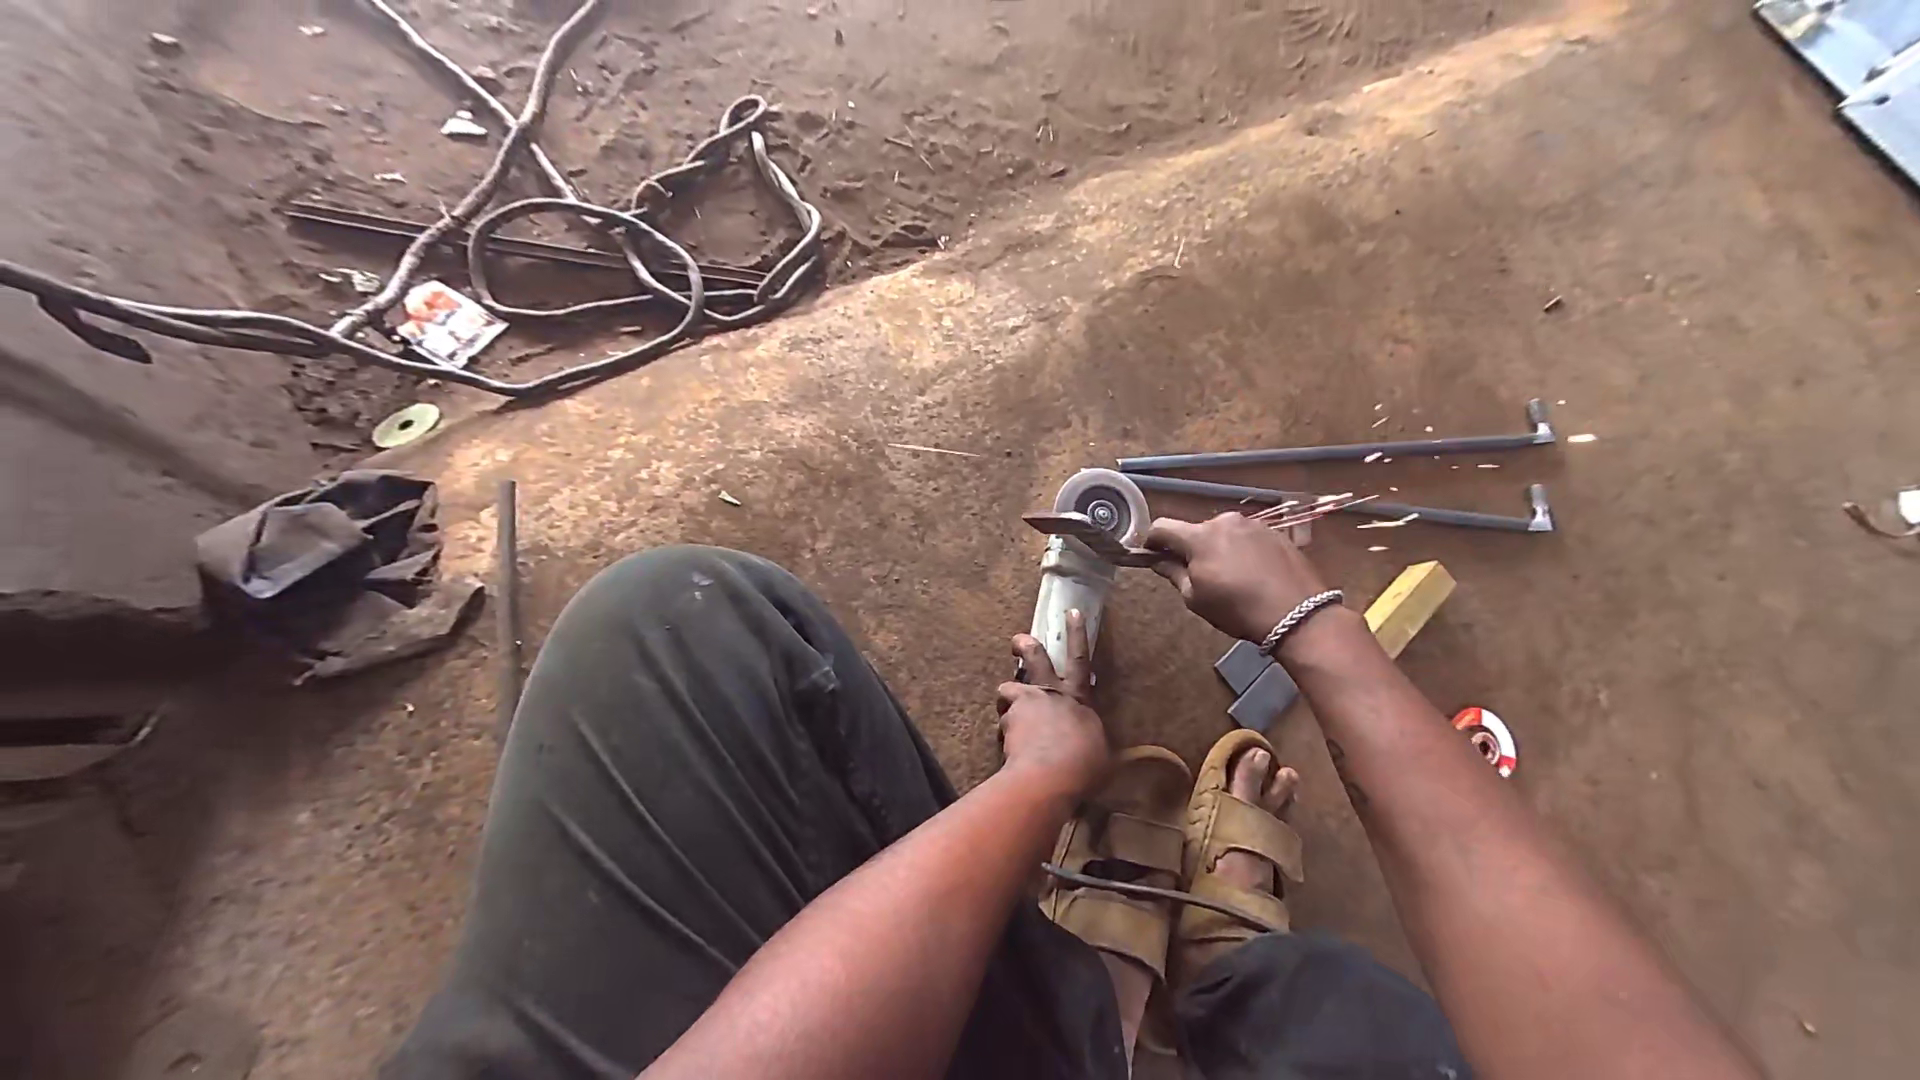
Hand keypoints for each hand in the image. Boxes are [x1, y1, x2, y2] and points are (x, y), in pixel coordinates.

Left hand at [995, 610, 1109, 797]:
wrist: (1051, 775)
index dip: (1077, 633)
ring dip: (1008, 699)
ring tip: (1009, 716)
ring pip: (1009, 688)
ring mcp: (1026, 703)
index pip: (1080, 659)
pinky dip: (1004, 730)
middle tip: (1017, 640)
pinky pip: (1002, 721)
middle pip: (1035, 657)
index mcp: (1078, 698)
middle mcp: (1051, 693)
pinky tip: (1010, 748)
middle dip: (1025, 644)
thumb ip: (1094, 742)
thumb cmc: (1085, 766)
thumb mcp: (1102, 754)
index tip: (1070, 612)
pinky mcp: (1007, 718)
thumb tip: (1094, 749)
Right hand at [1145, 512, 1333, 642]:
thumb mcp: (1195, 598)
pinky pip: (1247, 538)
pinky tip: (1253, 575)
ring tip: (1231, 578)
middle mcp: (1225, 521)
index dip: (1152, 542)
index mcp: (1199, 536)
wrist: (1298, 615)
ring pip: (1223, 533)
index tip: (1154, 557)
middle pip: (1195, 530)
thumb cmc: (1237, 609)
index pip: (1162, 527)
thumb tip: (1158, 560)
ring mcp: (1254, 525)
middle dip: (1190, 549)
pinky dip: (1242, 551)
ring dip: (1218, 549)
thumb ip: (1173, 573)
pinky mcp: (1276, 533)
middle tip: (1197, 576)